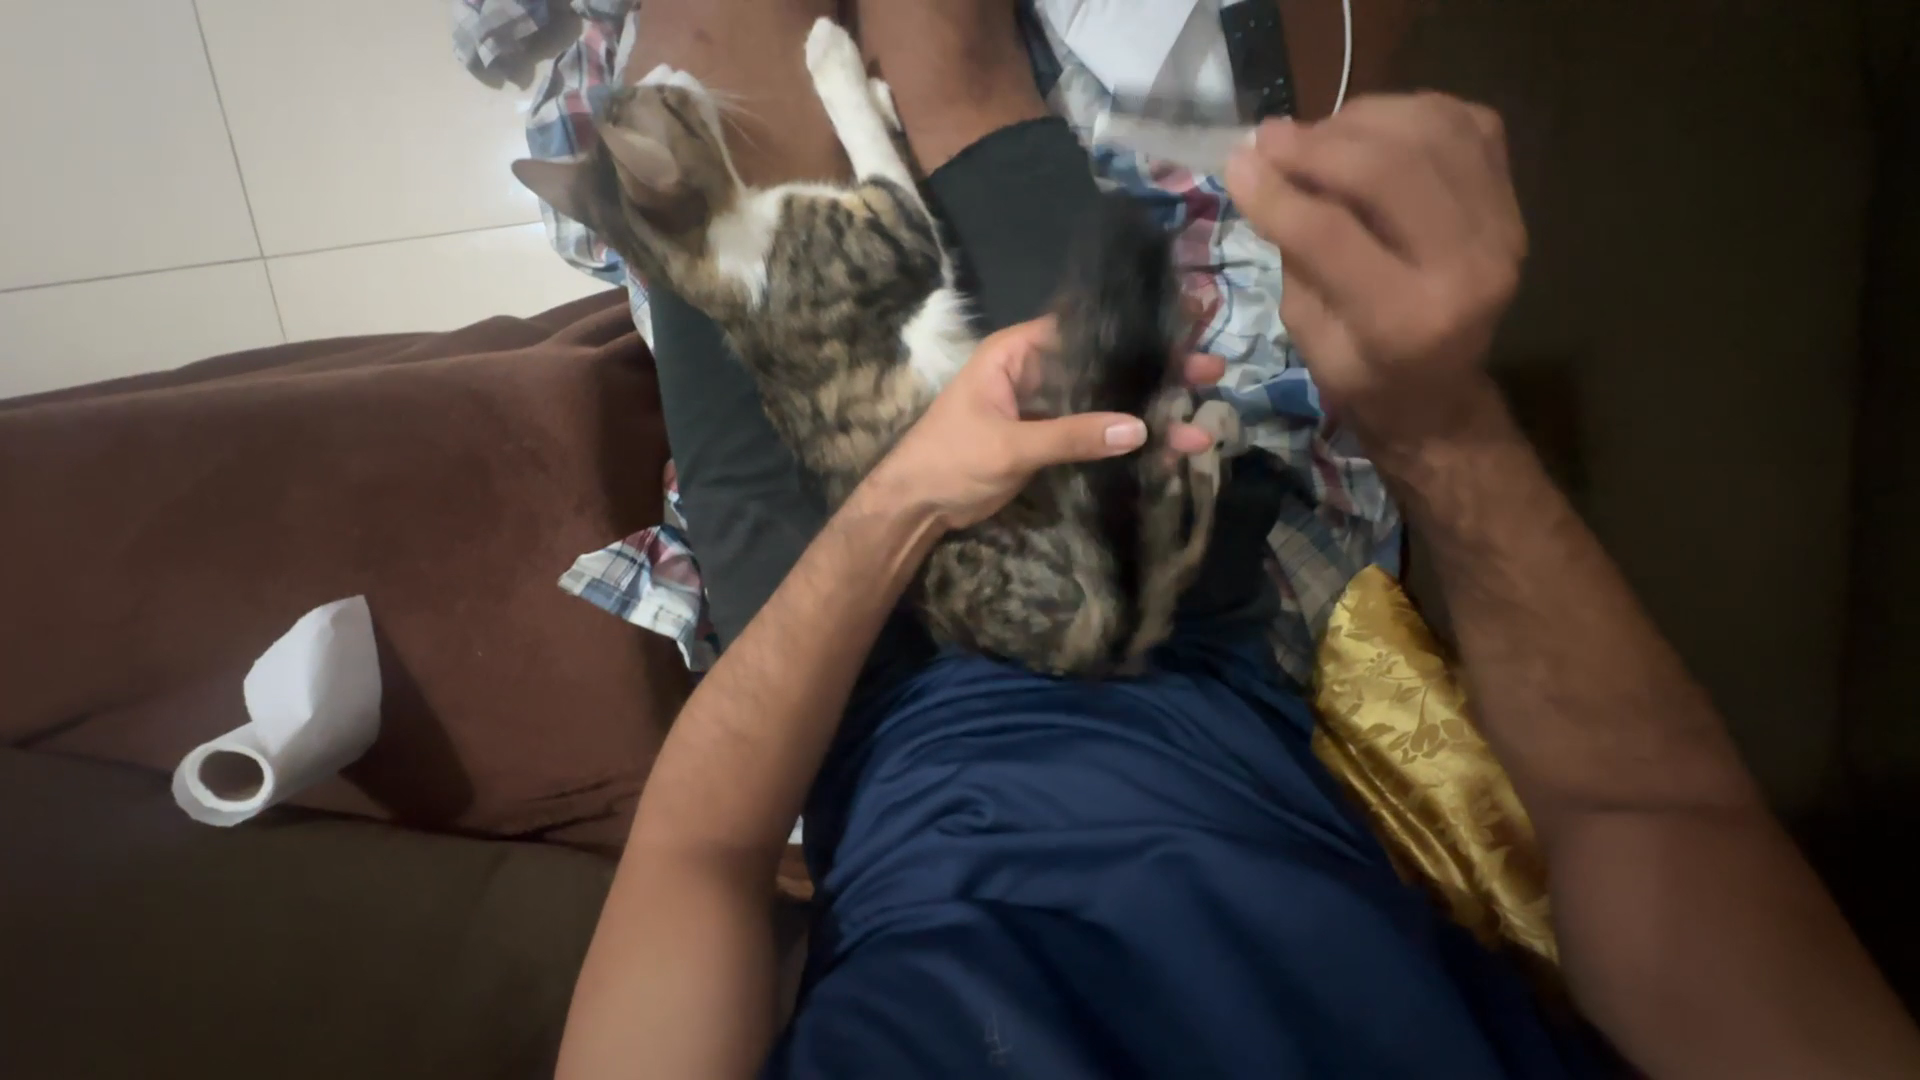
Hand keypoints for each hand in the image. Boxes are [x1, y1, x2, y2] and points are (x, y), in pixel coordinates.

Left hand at [865, 317, 1225, 530]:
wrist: (917, 506)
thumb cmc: (949, 460)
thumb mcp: (1008, 445)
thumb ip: (1071, 436)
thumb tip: (1138, 428)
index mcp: (1017, 354)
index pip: (1083, 329)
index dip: (1132, 331)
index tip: (1183, 332)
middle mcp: (1034, 373)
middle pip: (1103, 367)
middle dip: (1154, 374)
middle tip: (1210, 375)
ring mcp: (1042, 408)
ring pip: (1103, 404)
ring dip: (1146, 414)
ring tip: (1200, 427)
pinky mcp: (1047, 441)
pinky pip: (1092, 435)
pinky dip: (1122, 443)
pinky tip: (1163, 453)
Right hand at [1224, 93, 1524, 460]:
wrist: (1437, 392)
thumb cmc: (1360, 376)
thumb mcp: (1309, 336)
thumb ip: (1295, 258)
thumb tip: (1262, 174)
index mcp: (1404, 320)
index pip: (1331, 235)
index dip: (1277, 193)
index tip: (1235, 164)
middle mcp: (1467, 265)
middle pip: (1389, 170)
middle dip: (1316, 145)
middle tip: (1266, 137)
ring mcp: (1502, 225)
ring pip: (1429, 133)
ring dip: (1358, 122)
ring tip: (1311, 136)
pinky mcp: (1513, 200)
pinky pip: (1463, 124)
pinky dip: (1406, 115)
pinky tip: (1364, 132)